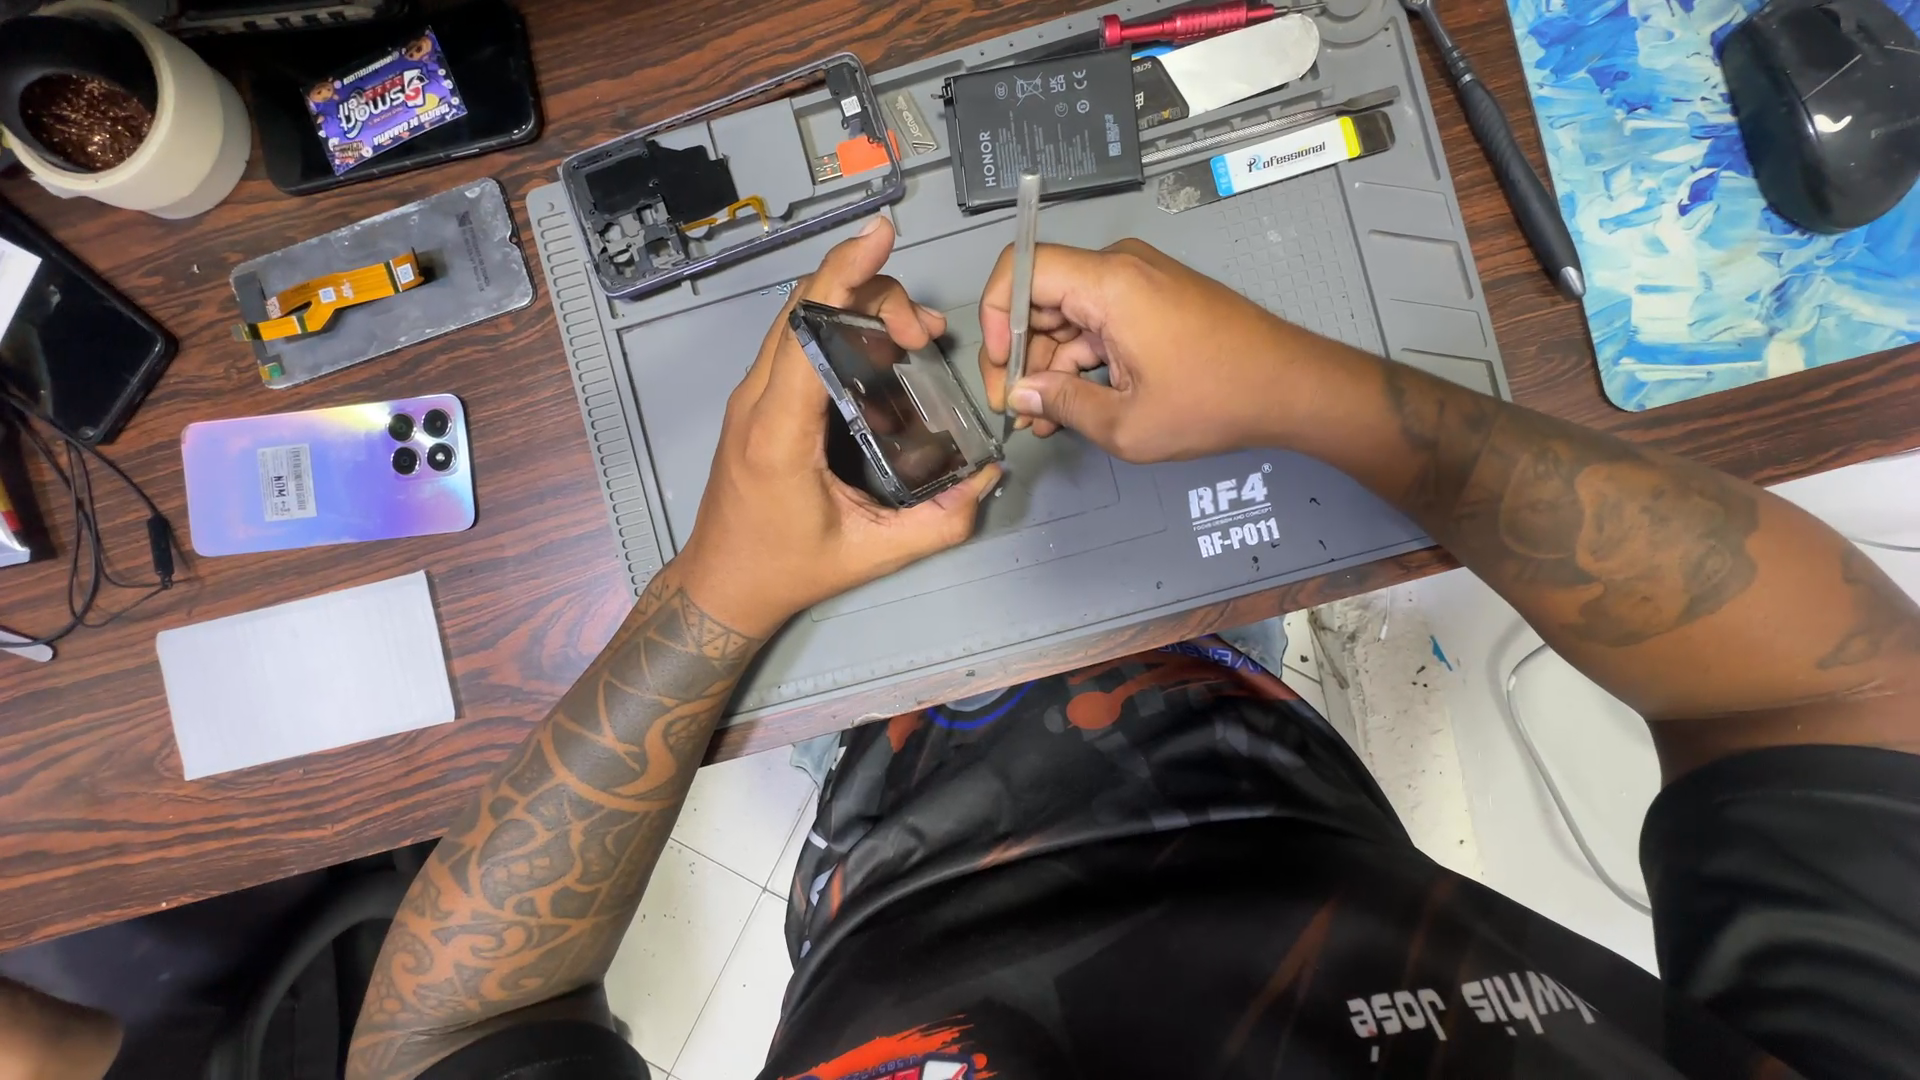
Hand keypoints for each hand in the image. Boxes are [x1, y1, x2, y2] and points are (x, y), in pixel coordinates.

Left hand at [676, 218, 1001, 637]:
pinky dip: (837, 329)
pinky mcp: (756, 403)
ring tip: (911, 339)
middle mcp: (756, 400)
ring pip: (797, 318)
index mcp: (778, 431)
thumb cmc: (786, 570)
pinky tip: (878, 355)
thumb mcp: (872, 554)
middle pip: (804, 307)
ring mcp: (750, 398)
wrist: (722, 584)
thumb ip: (938, 522)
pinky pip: (794, 344)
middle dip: (869, 293)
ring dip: (854, 307)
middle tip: (922, 335)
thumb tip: (986, 479)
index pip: (807, 327)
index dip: (846, 273)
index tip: (881, 234)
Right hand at [978, 240, 1294, 461]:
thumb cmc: (1218, 400)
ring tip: (1044, 418)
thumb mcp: (1126, 423)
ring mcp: (1138, 284)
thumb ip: (1063, 406)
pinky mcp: (1151, 302)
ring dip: (1049, 366)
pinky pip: (1096, 324)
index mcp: (1110, 284)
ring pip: (1066, 316)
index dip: (994, 316)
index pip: (1022, 268)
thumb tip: (1022, 395)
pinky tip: (1072, 403)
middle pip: (1041, 298)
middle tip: (1018, 407)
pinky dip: (1079, 361)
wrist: (1289, 387)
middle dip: (1020, 355)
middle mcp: (1120, 270)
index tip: (998, 366)